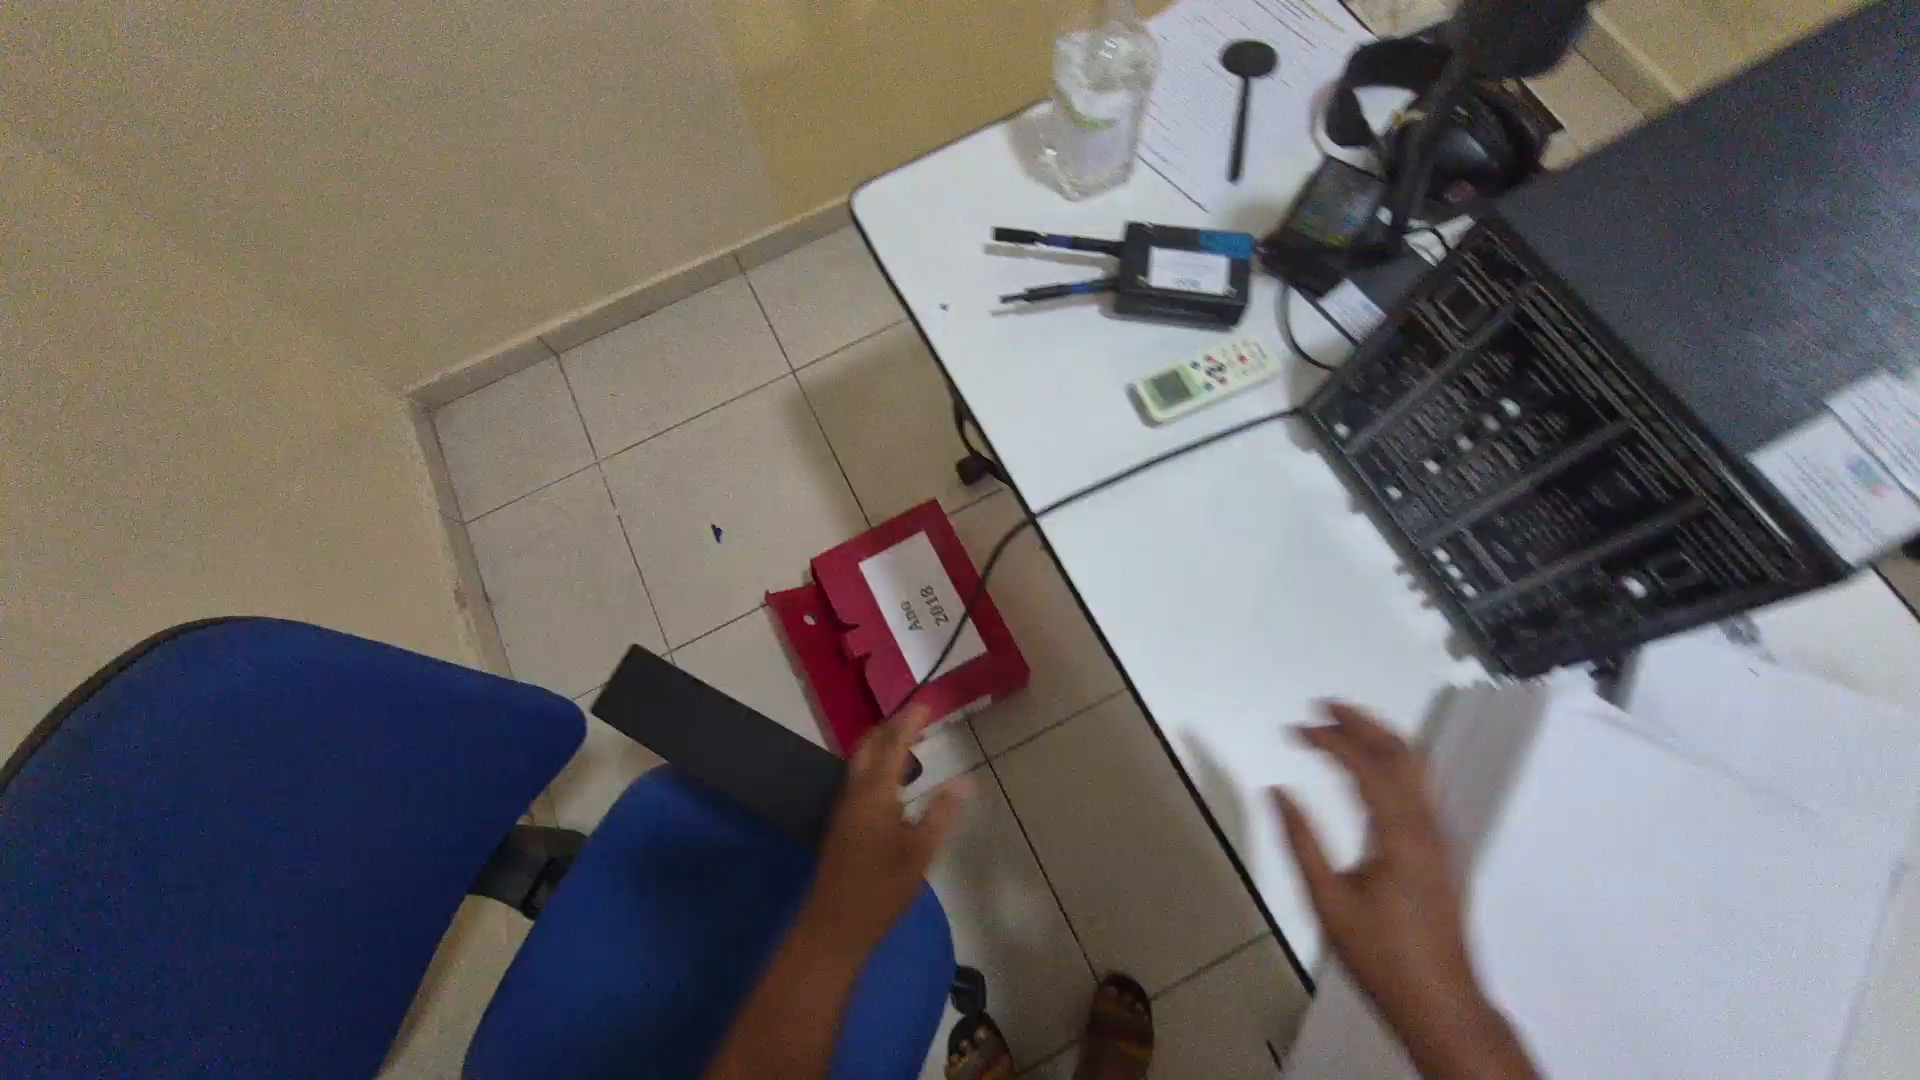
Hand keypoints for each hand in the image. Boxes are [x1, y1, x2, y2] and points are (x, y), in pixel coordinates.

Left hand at [804, 707, 968, 954]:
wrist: (834, 927)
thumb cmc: (881, 890)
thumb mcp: (921, 853)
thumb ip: (942, 814)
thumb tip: (967, 781)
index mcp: (874, 794)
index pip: (893, 745)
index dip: (909, 722)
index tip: (926, 703)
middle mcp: (855, 793)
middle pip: (870, 746)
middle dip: (892, 727)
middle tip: (918, 719)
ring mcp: (846, 809)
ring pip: (862, 762)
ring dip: (884, 746)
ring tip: (912, 743)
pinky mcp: (844, 824)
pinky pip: (861, 779)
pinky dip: (879, 766)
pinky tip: (896, 782)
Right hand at [1273, 703, 1536, 1079]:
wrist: (1443, 1005)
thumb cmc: (1380, 956)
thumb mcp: (1327, 902)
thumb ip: (1301, 841)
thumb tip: (1276, 791)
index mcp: (1399, 835)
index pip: (1366, 765)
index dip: (1330, 739)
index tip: (1294, 729)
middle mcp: (1427, 826)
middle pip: (1402, 752)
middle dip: (1362, 722)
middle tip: (1322, 708)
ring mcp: (1439, 838)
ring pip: (1417, 767)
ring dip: (1378, 738)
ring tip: (1340, 727)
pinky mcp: (1440, 851)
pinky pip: (1418, 787)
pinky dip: (1390, 761)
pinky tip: (1366, 769)